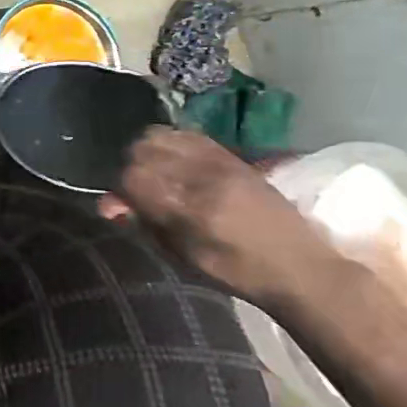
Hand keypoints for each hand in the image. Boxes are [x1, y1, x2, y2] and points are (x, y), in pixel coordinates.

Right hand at [104, 128, 345, 309]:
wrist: (298, 264)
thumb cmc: (236, 272)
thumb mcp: (183, 257)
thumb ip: (145, 225)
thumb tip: (109, 205)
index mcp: (189, 210)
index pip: (132, 177)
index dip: (119, 190)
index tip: (121, 206)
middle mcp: (202, 177)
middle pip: (142, 149)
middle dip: (131, 167)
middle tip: (138, 190)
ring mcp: (218, 161)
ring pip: (161, 135)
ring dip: (149, 152)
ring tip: (156, 174)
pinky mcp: (231, 155)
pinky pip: (186, 134)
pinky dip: (172, 144)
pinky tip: (176, 163)